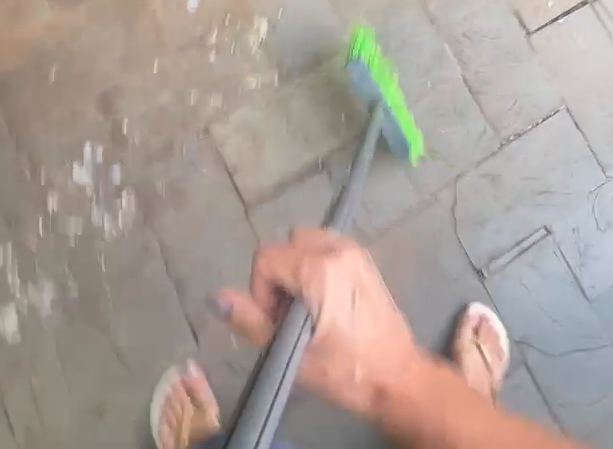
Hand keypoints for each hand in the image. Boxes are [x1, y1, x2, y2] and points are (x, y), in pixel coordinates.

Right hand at [213, 228, 425, 416]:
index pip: (266, 257)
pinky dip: (314, 261)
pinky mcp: (364, 257)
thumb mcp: (291, 352)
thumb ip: (252, 320)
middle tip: (287, 315)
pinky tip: (321, 296)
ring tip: (303, 305)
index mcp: (318, 268)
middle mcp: (337, 248)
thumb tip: (217, 297)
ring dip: (295, 265)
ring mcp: (353, 249)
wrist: (395, 375)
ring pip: (306, 239)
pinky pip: (326, 243)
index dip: (260, 289)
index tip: (274, 320)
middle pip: (285, 243)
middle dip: (277, 275)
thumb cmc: (343, 369)